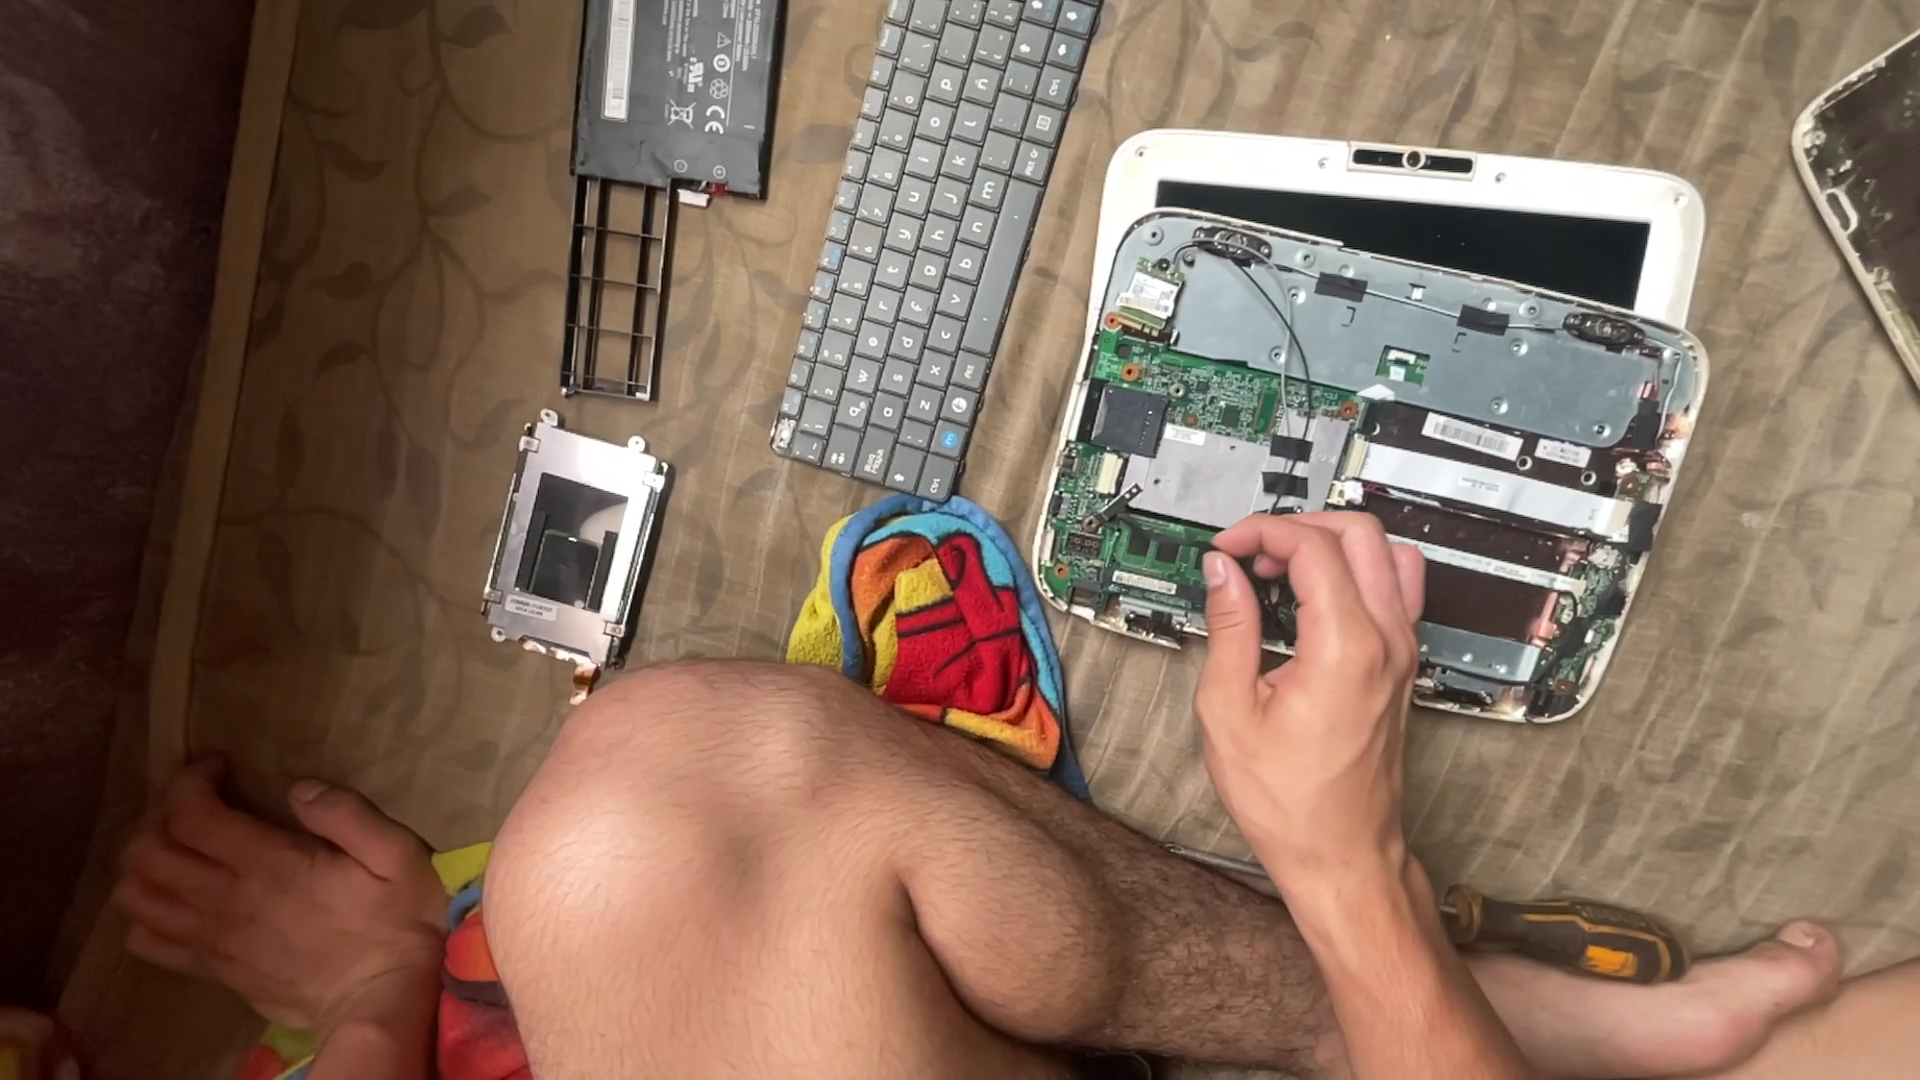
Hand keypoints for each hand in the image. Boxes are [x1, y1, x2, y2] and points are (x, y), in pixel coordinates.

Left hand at [112, 763, 446, 1033]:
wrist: (379, 993)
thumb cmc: (399, 916)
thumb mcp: (398, 854)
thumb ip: (350, 816)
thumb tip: (301, 788)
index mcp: (270, 867)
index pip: (194, 817)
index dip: (190, 782)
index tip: (216, 761)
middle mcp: (224, 900)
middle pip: (148, 852)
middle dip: (158, 813)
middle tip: (196, 795)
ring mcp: (210, 938)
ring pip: (135, 894)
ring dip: (142, 857)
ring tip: (178, 837)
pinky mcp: (208, 966)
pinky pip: (144, 938)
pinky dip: (142, 907)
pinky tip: (173, 892)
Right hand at [1194, 512, 1425, 891]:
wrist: (1341, 852)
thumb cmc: (1287, 798)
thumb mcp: (1228, 709)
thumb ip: (1230, 627)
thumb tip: (1221, 572)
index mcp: (1345, 649)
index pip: (1313, 548)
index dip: (1260, 533)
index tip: (1225, 549)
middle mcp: (1388, 642)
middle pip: (1360, 534)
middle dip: (1296, 526)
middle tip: (1249, 552)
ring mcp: (1404, 653)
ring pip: (1388, 554)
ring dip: (1331, 542)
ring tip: (1280, 565)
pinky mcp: (1402, 666)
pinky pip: (1395, 589)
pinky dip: (1354, 569)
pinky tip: (1313, 593)